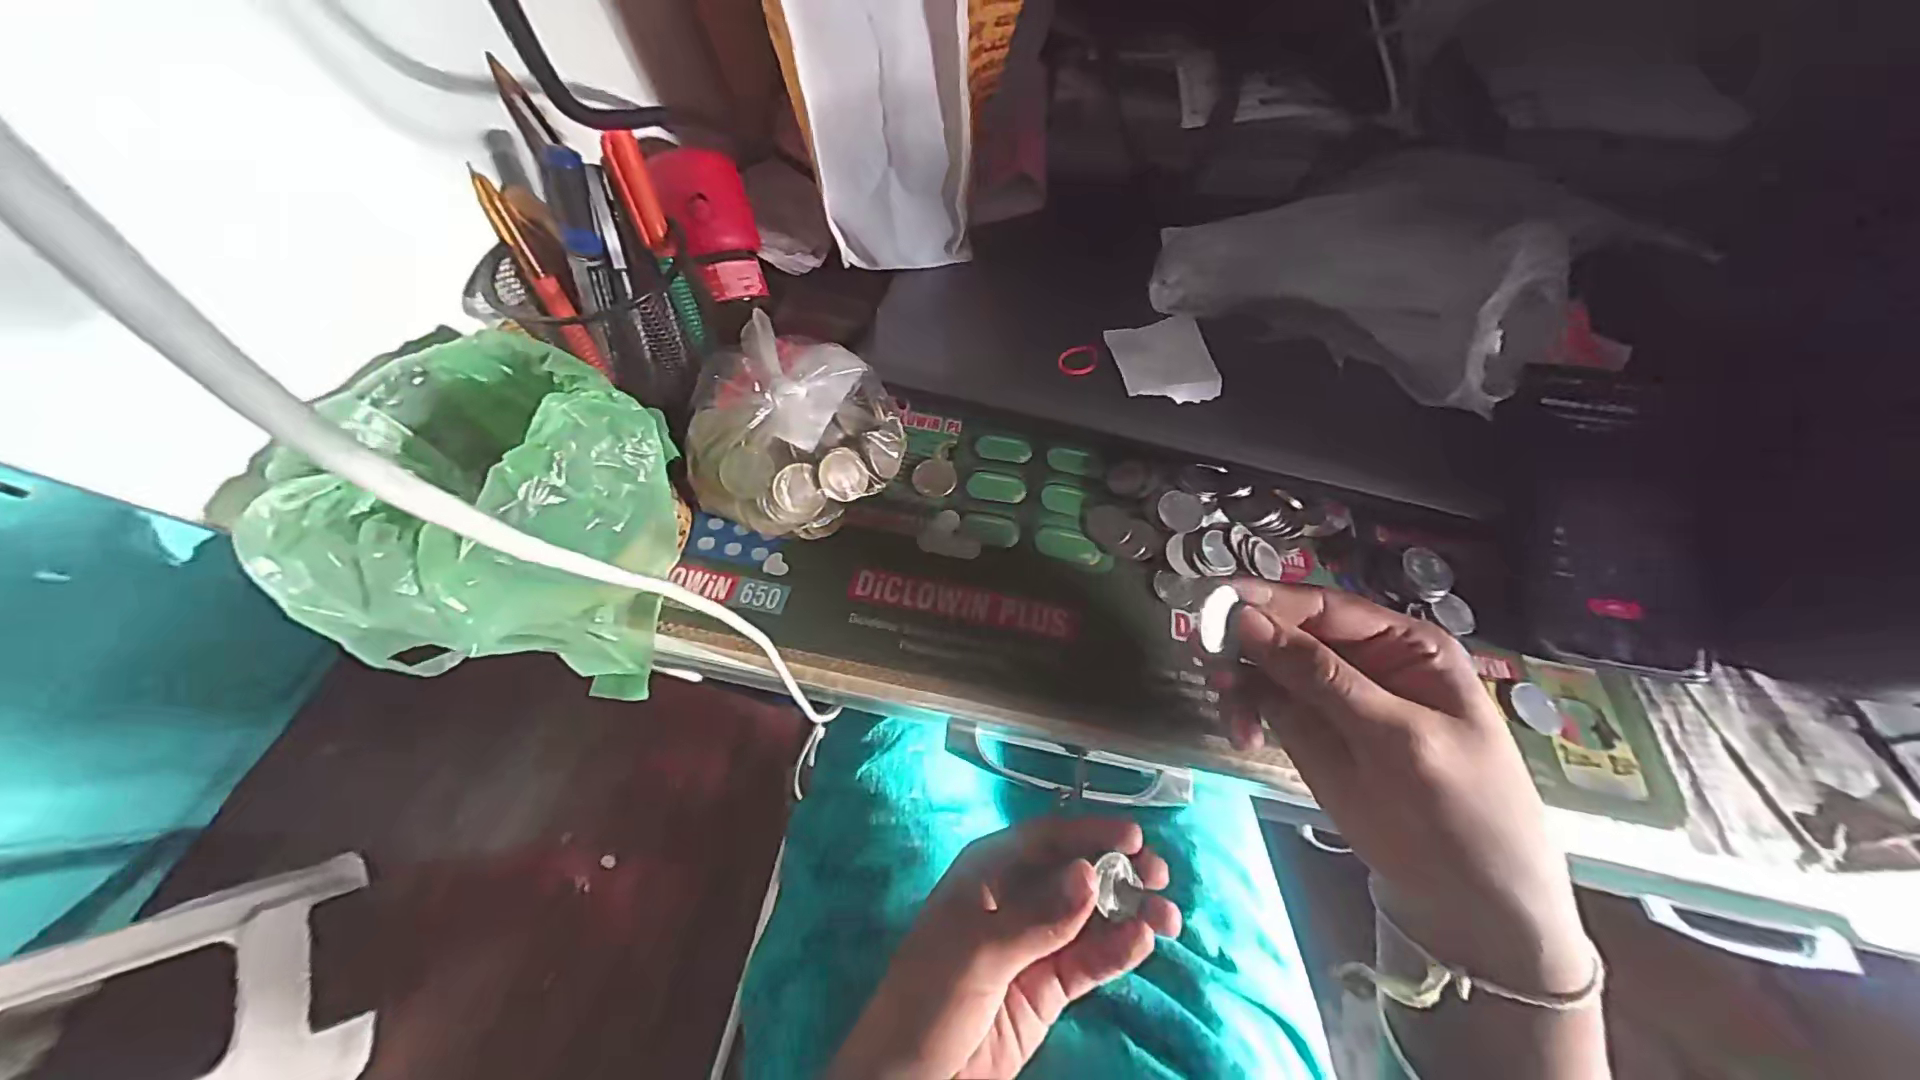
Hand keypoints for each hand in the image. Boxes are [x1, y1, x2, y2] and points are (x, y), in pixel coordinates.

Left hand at [830, 817, 1181, 1078]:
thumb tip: (1090, 874)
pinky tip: (1143, 942)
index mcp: (986, 874)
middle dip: (1116, 870)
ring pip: (1089, 918)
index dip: (1088, 833)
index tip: (1135, 836)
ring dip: (1128, 912)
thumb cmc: (927, 997)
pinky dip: (1116, 951)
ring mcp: (1033, 944)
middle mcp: (1014, 900)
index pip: (1044, 840)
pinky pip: (1088, 962)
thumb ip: (1035, 916)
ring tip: (1168, 917)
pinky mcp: (1047, 988)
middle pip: (1073, 874)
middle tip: (1159, 875)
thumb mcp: (976, 951)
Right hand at [1225, 581, 1589, 995]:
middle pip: (1283, 630)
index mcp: (1401, 644)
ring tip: (1231, 716)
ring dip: (1237, 683)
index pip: (1320, 605)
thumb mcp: (1395, 737)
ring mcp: (1328, 695)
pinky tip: (1241, 736)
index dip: (1265, 602)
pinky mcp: (1305, 728)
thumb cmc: (1459, 810)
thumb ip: (1318, 675)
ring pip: (1262, 665)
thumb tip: (1245, 618)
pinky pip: (1259, 702)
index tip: (1211, 606)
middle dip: (1243, 645)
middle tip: (1208, 665)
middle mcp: (1359, 659)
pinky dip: (1241, 711)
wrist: (1470, 903)